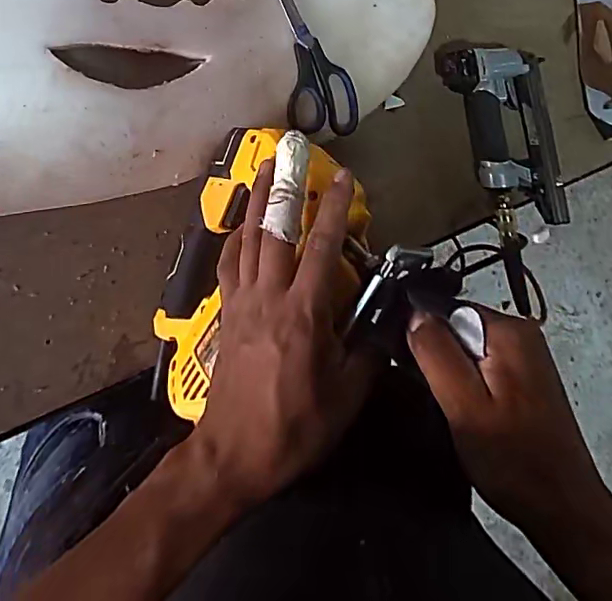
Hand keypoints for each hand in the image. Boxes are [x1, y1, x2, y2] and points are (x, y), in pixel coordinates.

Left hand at [192, 162, 373, 507]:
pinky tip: (241, 223)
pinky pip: (228, 263)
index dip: (335, 207)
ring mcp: (241, 302)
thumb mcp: (347, 395)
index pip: (322, 246)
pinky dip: (235, 236)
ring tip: (263, 170)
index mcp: (303, 312)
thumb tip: (386, 319)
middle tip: (289, 153)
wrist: (230, 458)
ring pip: (247, 238)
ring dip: (256, 200)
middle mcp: (269, 296)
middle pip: (275, 229)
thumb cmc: (294, 427)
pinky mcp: (225, 313)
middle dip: (285, 187)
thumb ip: (369, 349)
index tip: (343, 177)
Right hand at [407, 305, 611, 530]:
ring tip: (462, 415)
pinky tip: (475, 419)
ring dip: (454, 378)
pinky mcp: (524, 377)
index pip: (446, 308)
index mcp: (509, 331)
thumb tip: (415, 315)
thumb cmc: (518, 463)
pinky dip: (470, 389)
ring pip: (466, 350)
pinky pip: (482, 367)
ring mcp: (525, 356)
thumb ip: (437, 355)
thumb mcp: (464, 407)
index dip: (424, 338)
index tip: (418, 371)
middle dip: (440, 360)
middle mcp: (521, 334)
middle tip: (446, 402)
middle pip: (457, 327)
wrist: (562, 507)